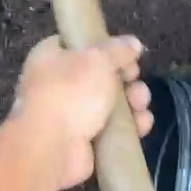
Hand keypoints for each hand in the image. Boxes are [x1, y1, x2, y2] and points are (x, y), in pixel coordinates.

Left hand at [9, 35, 154, 189]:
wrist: (51, 147)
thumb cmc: (70, 92)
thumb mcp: (97, 59)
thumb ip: (117, 49)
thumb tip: (132, 43)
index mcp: (48, 58)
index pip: (77, 45)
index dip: (104, 46)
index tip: (126, 53)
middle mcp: (54, 85)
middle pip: (99, 75)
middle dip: (125, 78)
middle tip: (135, 81)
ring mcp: (67, 115)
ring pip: (108, 104)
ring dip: (132, 102)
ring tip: (140, 105)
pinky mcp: (81, 141)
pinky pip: (110, 130)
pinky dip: (128, 127)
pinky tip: (142, 125)